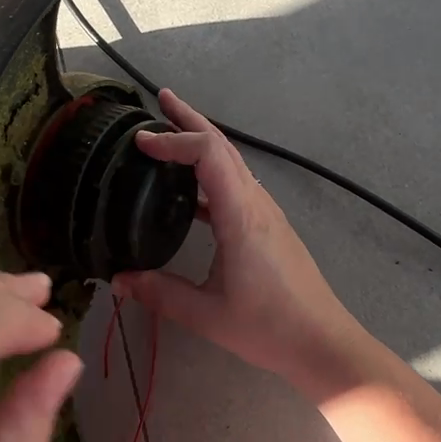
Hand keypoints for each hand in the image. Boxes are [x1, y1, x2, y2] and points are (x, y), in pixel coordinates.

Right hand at [112, 89, 363, 387]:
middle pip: (222, 144)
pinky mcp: (267, 223)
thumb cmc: (268, 326)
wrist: (322, 341)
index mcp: (241, 213)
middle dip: (190, 119)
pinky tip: (188, 190)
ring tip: (169, 137)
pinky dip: (209, 169)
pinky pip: (234, 181)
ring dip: (201, 141)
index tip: (141, 141)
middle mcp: (254, 201)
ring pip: (230, 160)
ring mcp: (264, 210)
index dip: (175, 139)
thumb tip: (118, 280)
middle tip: (160, 100)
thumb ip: (160, 294)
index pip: (209, 153)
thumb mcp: (207, 315)